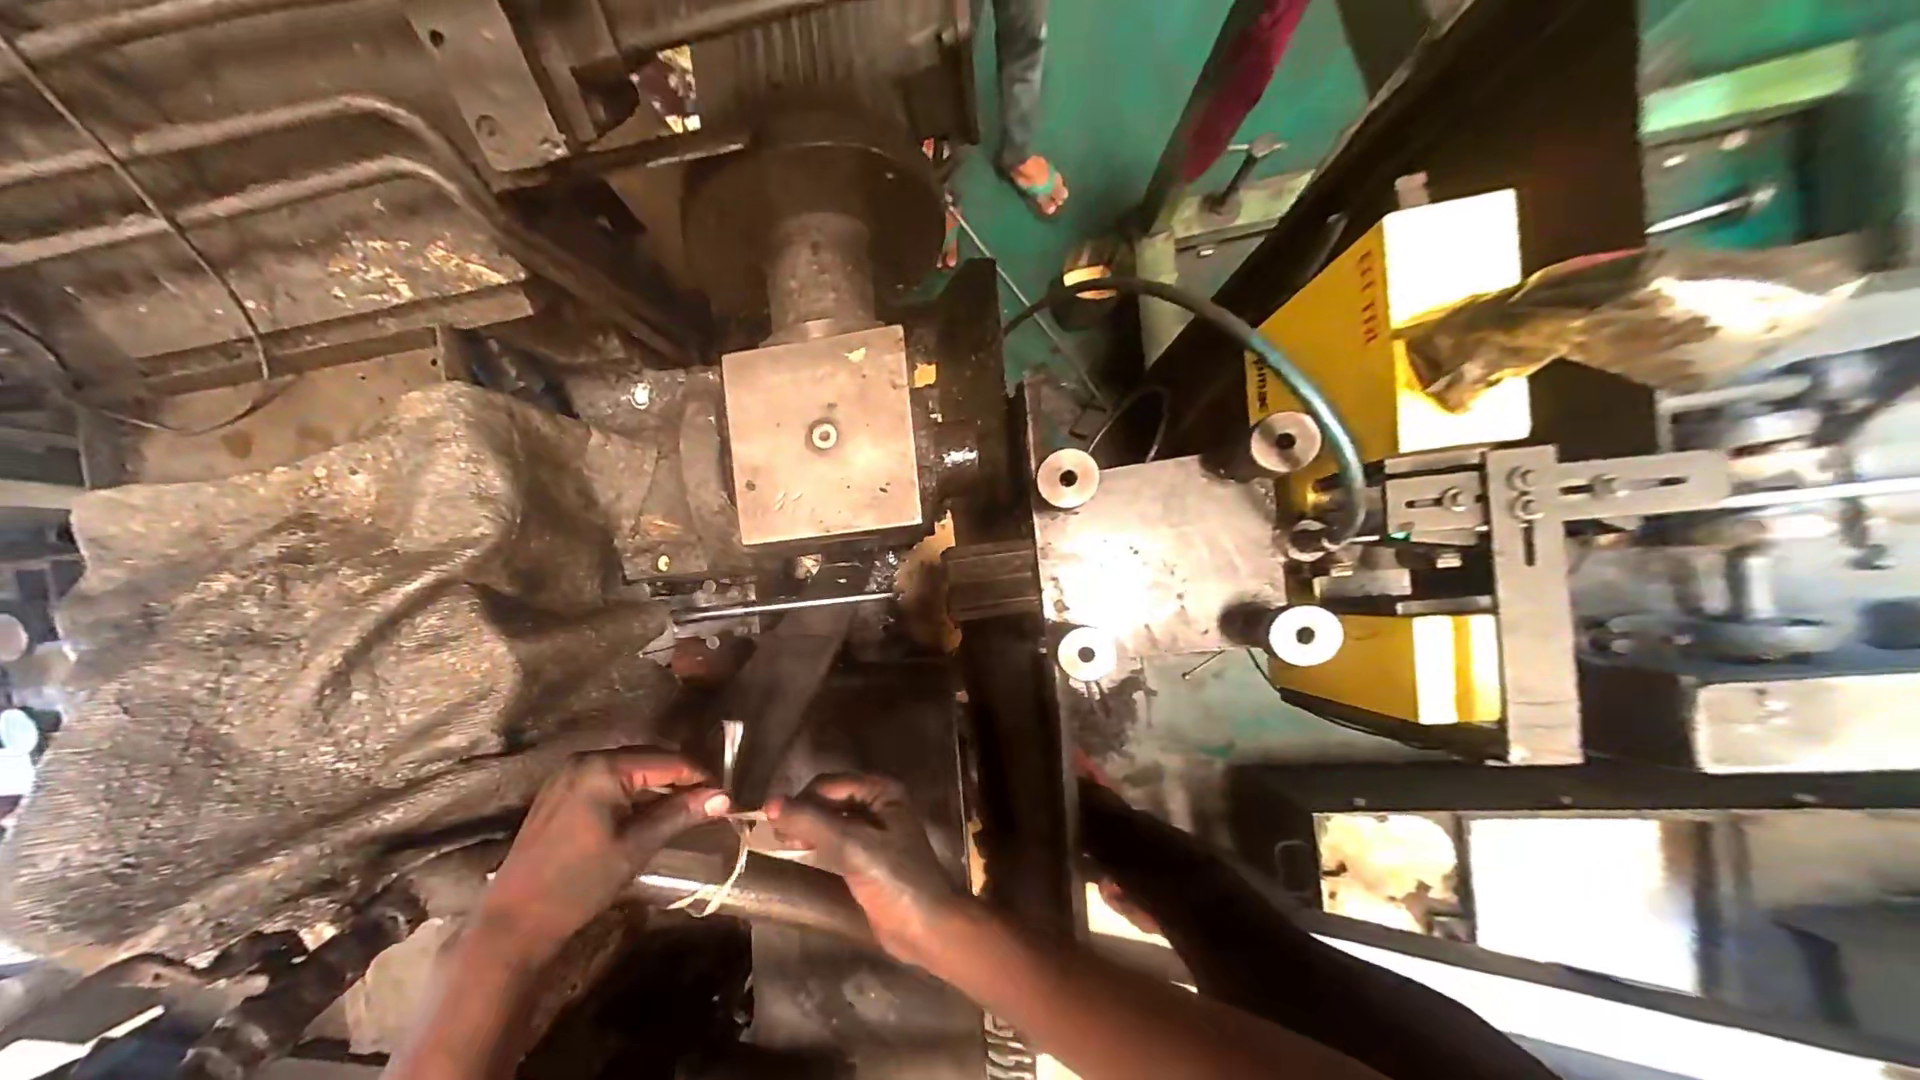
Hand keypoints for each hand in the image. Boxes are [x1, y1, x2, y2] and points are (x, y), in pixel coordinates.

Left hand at [477, 748, 729, 965]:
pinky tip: (647, 808)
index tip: (724, 793)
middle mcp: (585, 760)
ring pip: (629, 768)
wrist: (514, 922)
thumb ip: (680, 814)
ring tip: (684, 804)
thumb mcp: (637, 846)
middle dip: (679, 777)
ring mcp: (568, 774)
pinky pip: (608, 778)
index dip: (699, 775)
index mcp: (604, 768)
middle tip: (708, 798)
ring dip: (657, 783)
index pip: (667, 761)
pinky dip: (632, 789)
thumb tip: (724, 797)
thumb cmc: (580, 883)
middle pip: (648, 758)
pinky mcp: (559, 791)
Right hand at [766, 773, 968, 966]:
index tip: (772, 823)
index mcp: (882, 790)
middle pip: (828, 798)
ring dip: (807, 828)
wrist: (927, 927)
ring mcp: (873, 829)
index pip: (829, 784)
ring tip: (785, 846)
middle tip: (778, 838)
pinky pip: (834, 839)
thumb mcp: (852, 846)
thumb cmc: (895, 879)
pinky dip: (816, 843)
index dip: (800, 799)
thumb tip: (770, 803)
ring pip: (829, 819)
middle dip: (803, 813)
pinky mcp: (867, 855)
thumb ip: (812, 822)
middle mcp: (878, 803)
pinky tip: (800, 855)